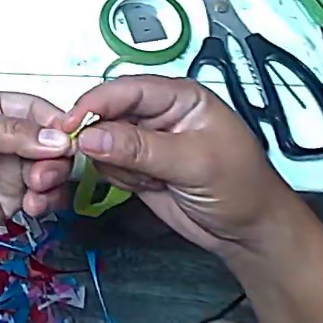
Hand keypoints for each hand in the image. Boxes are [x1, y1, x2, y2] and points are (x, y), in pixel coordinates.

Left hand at [0, 91, 74, 271]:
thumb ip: (8, 132)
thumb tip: (57, 139)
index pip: (37, 108)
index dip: (57, 122)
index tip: (70, 138)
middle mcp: (6, 136)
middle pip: (51, 139)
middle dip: (56, 155)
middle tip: (43, 172)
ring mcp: (10, 168)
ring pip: (53, 168)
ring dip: (54, 179)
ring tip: (35, 191)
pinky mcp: (12, 198)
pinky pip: (45, 196)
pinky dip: (48, 200)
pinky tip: (33, 206)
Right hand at [56, 75, 301, 258]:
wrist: (250, 234)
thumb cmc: (243, 187)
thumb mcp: (195, 163)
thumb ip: (142, 148)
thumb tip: (94, 136)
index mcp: (179, 96)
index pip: (127, 89)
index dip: (96, 102)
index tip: (72, 122)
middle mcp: (160, 113)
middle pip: (109, 112)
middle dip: (98, 135)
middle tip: (86, 153)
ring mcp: (147, 140)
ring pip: (103, 141)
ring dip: (114, 163)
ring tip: (148, 179)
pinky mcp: (139, 166)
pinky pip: (109, 165)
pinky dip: (118, 178)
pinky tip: (147, 187)